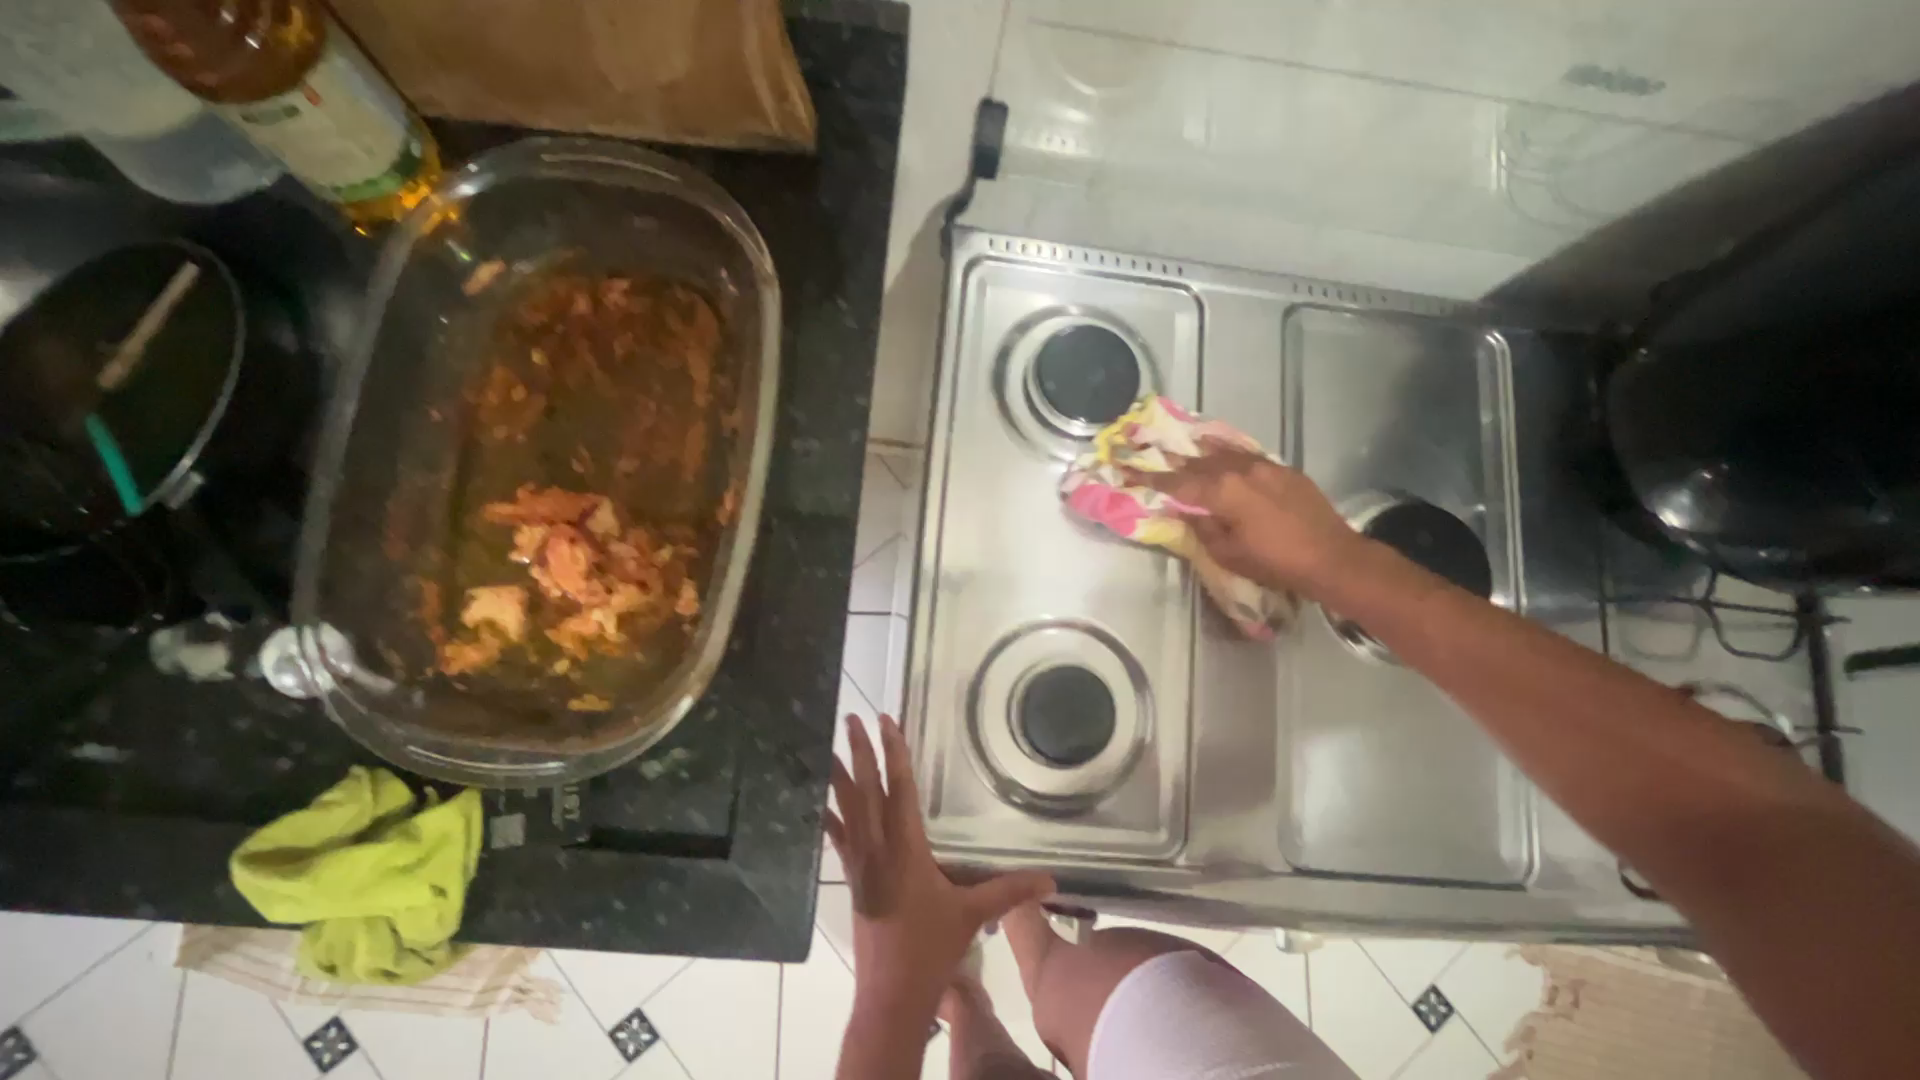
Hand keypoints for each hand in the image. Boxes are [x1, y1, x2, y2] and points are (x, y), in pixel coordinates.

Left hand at [826, 715, 1054, 1011]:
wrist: (891, 994)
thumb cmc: (931, 950)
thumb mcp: (973, 915)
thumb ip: (1010, 891)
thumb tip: (1051, 879)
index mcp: (907, 849)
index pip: (900, 789)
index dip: (893, 753)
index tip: (886, 721)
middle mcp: (878, 849)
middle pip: (866, 791)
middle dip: (860, 752)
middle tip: (851, 718)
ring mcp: (860, 865)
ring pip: (846, 810)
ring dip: (838, 777)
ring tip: (827, 748)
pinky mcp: (851, 881)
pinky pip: (836, 840)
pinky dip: (827, 818)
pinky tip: (817, 804)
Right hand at [1137, 444, 1359, 593]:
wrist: (1331, 557)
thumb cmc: (1274, 562)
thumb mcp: (1228, 553)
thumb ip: (1202, 528)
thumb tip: (1185, 511)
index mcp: (1221, 491)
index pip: (1177, 481)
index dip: (1151, 477)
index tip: (1128, 469)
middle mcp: (1240, 469)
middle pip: (1199, 460)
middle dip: (1174, 460)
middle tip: (1153, 455)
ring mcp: (1265, 466)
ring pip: (1225, 452)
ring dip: (1202, 452)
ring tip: (1185, 447)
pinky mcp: (1284, 470)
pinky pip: (1248, 455)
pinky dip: (1230, 453)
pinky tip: (1225, 453)